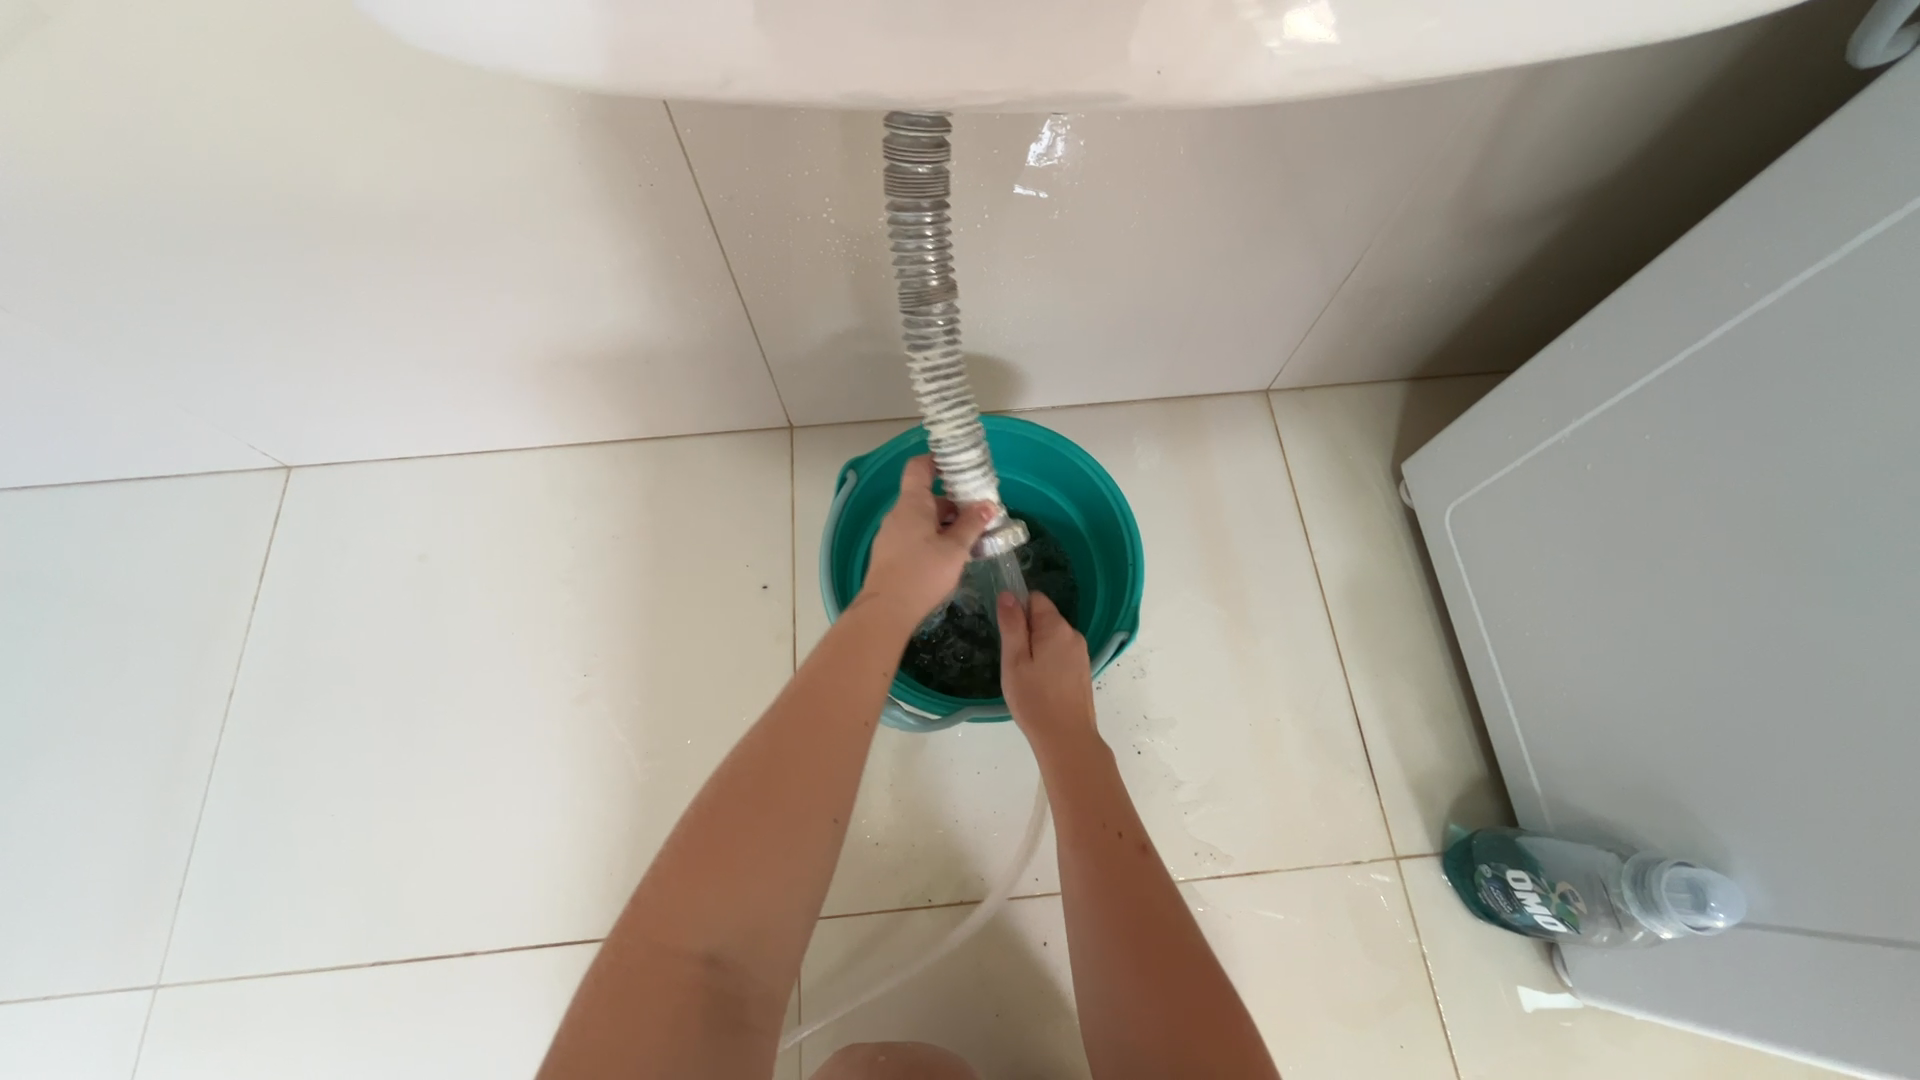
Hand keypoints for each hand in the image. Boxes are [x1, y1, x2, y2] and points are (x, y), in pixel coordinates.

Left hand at [860, 455, 994, 623]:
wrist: (886, 610)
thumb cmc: (923, 573)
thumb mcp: (955, 549)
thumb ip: (972, 524)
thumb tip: (987, 505)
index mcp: (912, 504)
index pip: (919, 467)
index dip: (936, 460)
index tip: (958, 466)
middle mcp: (898, 514)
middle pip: (926, 497)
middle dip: (953, 504)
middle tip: (978, 515)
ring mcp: (891, 535)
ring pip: (921, 520)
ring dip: (944, 524)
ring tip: (970, 540)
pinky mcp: (890, 555)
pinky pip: (914, 537)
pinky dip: (932, 539)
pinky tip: (949, 558)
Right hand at [997, 591, 1096, 746]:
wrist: (1067, 739)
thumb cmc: (1035, 700)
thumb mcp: (1014, 661)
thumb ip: (1012, 625)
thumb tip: (1008, 594)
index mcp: (1057, 628)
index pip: (1035, 599)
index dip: (1017, 610)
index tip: (1006, 634)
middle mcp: (1073, 635)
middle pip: (1045, 618)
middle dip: (1026, 632)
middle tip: (1013, 661)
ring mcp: (1081, 654)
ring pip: (1052, 638)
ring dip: (1036, 649)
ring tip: (1024, 676)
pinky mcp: (1083, 671)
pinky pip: (1061, 654)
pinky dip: (1048, 662)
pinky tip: (1039, 685)